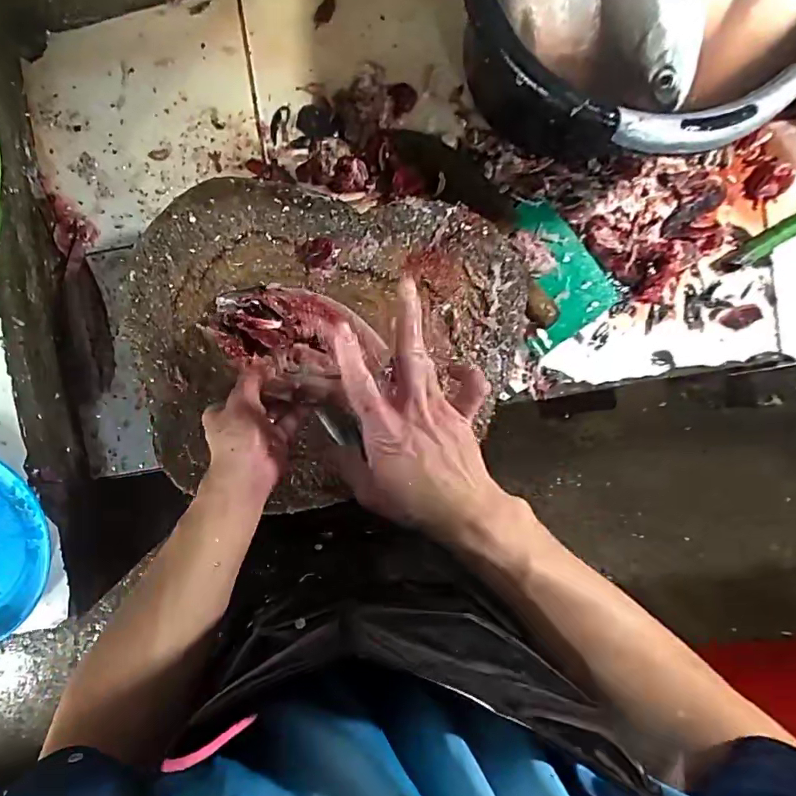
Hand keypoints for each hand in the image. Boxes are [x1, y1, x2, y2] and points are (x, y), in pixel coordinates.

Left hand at [202, 365, 305, 499]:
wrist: (249, 473)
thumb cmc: (238, 434)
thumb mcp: (239, 401)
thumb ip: (250, 380)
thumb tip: (259, 362)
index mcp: (222, 412)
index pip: (239, 390)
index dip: (254, 378)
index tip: (271, 366)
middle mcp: (240, 422)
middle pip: (259, 399)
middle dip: (274, 387)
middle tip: (292, 370)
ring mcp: (260, 433)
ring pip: (276, 410)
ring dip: (288, 397)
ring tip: (303, 380)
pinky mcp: (278, 442)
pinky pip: (289, 422)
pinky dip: (298, 411)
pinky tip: (308, 397)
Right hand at [322, 277, 515, 546]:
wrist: (465, 510)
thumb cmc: (413, 502)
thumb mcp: (368, 490)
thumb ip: (345, 462)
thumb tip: (326, 444)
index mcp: (383, 427)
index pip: (359, 384)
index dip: (346, 354)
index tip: (337, 328)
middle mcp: (412, 408)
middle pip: (407, 355)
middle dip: (405, 318)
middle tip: (405, 284)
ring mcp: (441, 409)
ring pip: (431, 363)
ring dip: (422, 333)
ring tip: (417, 305)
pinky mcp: (462, 417)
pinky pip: (469, 388)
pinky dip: (465, 373)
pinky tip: (456, 364)